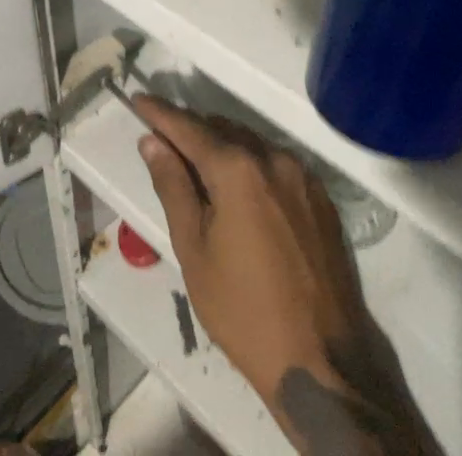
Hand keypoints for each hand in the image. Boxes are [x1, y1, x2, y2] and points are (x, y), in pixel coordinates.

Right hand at [132, 95, 436, 454]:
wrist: (321, 360)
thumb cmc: (242, 309)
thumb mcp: (193, 248)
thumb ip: (172, 186)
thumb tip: (153, 143)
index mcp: (239, 170)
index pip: (190, 128)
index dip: (160, 114)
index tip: (139, 100)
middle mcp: (276, 161)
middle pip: (224, 130)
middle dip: (191, 130)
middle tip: (161, 140)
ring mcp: (305, 180)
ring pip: (253, 145)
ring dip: (222, 146)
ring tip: (194, 163)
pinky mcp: (323, 202)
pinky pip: (277, 165)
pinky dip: (250, 164)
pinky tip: (237, 188)